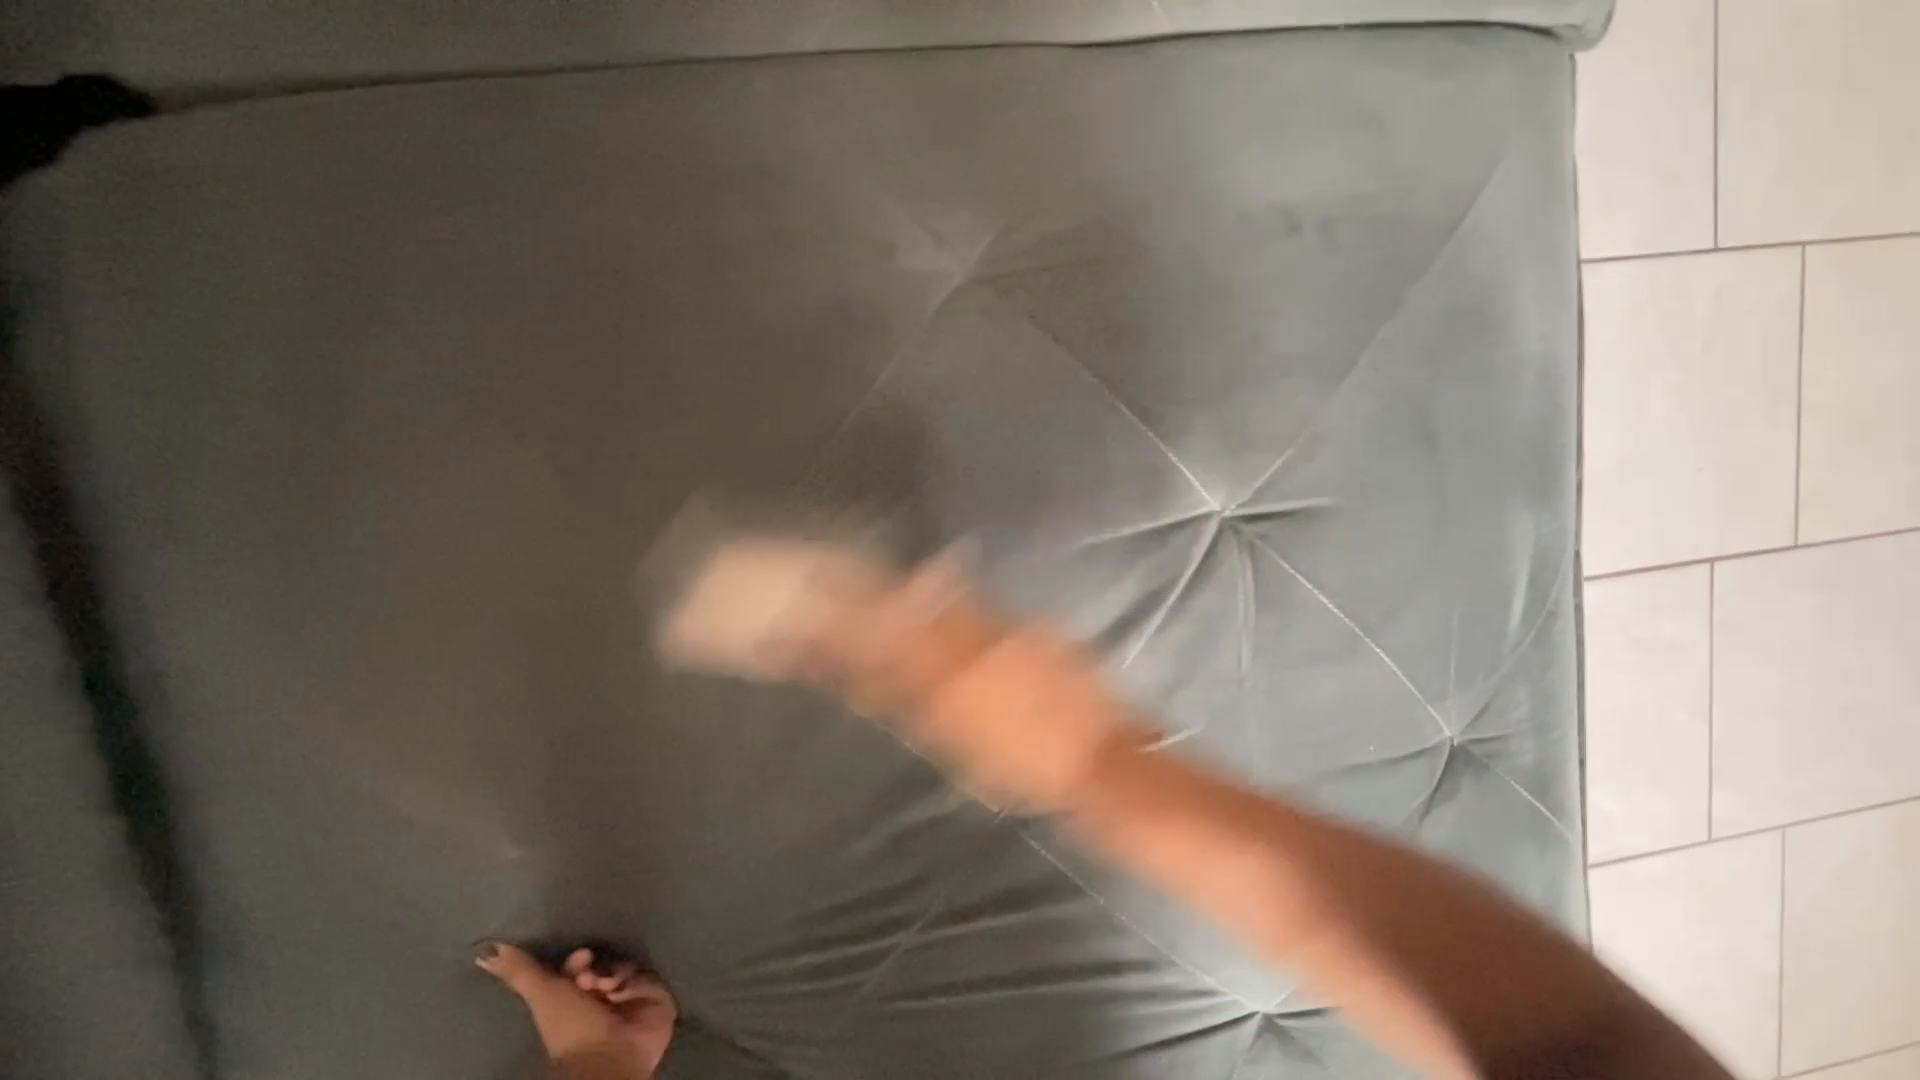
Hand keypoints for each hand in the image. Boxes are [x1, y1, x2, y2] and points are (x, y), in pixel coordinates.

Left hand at [476, 943, 676, 1076]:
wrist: (609, 1056)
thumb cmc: (571, 1030)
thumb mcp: (542, 996)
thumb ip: (519, 972)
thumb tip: (484, 952)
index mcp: (574, 998)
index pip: (580, 965)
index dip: (578, 960)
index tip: (580, 959)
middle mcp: (602, 995)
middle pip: (603, 962)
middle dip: (596, 966)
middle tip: (590, 978)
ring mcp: (630, 996)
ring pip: (625, 966)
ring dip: (615, 973)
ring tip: (608, 989)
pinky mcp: (655, 996)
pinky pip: (647, 975)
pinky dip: (636, 981)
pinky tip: (627, 992)